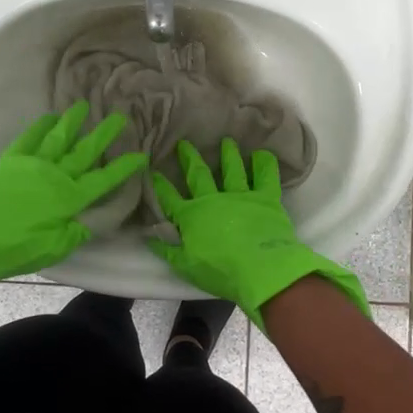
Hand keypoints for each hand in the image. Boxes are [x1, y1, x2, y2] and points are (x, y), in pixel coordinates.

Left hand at [0, 101, 147, 316]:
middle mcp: (57, 175)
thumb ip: (78, 232)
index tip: (140, 155)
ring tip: (84, 106)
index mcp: (71, 199)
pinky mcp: (11, 161)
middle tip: (120, 117)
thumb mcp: (56, 248)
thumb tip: (96, 218)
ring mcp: (33, 164)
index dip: (124, 168)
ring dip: (73, 122)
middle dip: (104, 135)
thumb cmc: (17, 248)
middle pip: (86, 151)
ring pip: (59, 138)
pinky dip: (41, 126)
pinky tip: (49, 118)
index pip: (104, 180)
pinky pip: (30, 138)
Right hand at [148, 138, 368, 328]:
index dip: (160, 185)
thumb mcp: (186, 266)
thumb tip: (148, 236)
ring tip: (226, 141)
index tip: (153, 171)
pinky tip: (262, 153)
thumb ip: (167, 250)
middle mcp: (213, 199)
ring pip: (232, 169)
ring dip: (228, 154)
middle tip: (184, 143)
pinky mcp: (265, 198)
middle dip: (189, 158)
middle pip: (198, 174)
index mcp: (191, 216)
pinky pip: (265, 176)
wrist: (261, 270)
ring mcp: (240, 195)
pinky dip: (264, 163)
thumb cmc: (220, 271)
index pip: (169, 198)